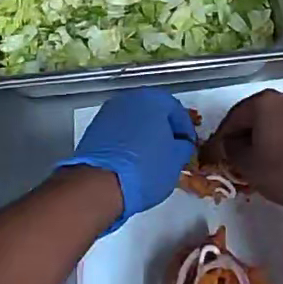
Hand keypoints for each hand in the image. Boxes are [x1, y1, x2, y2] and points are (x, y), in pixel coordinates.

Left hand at [57, 87, 196, 232]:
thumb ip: (183, 146)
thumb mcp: (175, 160)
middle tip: (171, 151)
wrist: (100, 184)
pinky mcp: (95, 128)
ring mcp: (109, 112)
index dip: (186, 131)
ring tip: (151, 159)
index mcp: (153, 99)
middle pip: (154, 112)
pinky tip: (132, 161)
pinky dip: (127, 142)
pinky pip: (118, 131)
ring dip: (144, 135)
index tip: (188, 145)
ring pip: (135, 121)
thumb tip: (180, 145)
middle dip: (163, 130)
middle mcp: (129, 99)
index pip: (178, 111)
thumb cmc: (143, 169)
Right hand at [209, 89, 282, 210]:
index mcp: (261, 102)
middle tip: (231, 161)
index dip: (218, 141)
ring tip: (254, 163)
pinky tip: (277, 160)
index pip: (230, 120)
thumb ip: (231, 152)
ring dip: (258, 140)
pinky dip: (276, 140)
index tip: (211, 159)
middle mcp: (280, 97)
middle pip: (250, 117)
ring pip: (269, 122)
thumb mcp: (250, 167)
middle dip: (239, 138)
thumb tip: (228, 144)